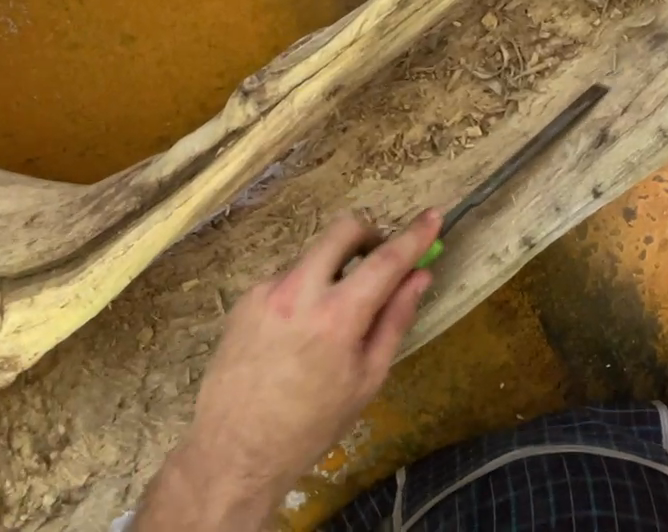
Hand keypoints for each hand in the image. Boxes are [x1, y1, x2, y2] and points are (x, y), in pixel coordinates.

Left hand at [137, 210, 440, 530]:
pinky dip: (305, 289)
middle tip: (379, 262)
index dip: (414, 235)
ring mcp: (267, 289)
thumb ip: (395, 320)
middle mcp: (299, 290)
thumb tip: (420, 276)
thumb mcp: (367, 380)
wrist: (235, 451)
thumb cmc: (312, 425)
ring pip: (314, 254)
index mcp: (336, 317)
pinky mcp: (246, 297)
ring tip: (332, 318)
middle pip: (343, 230)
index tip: (432, 217)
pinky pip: (288, 277)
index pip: (386, 260)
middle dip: (369, 236)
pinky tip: (299, 332)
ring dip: (334, 268)